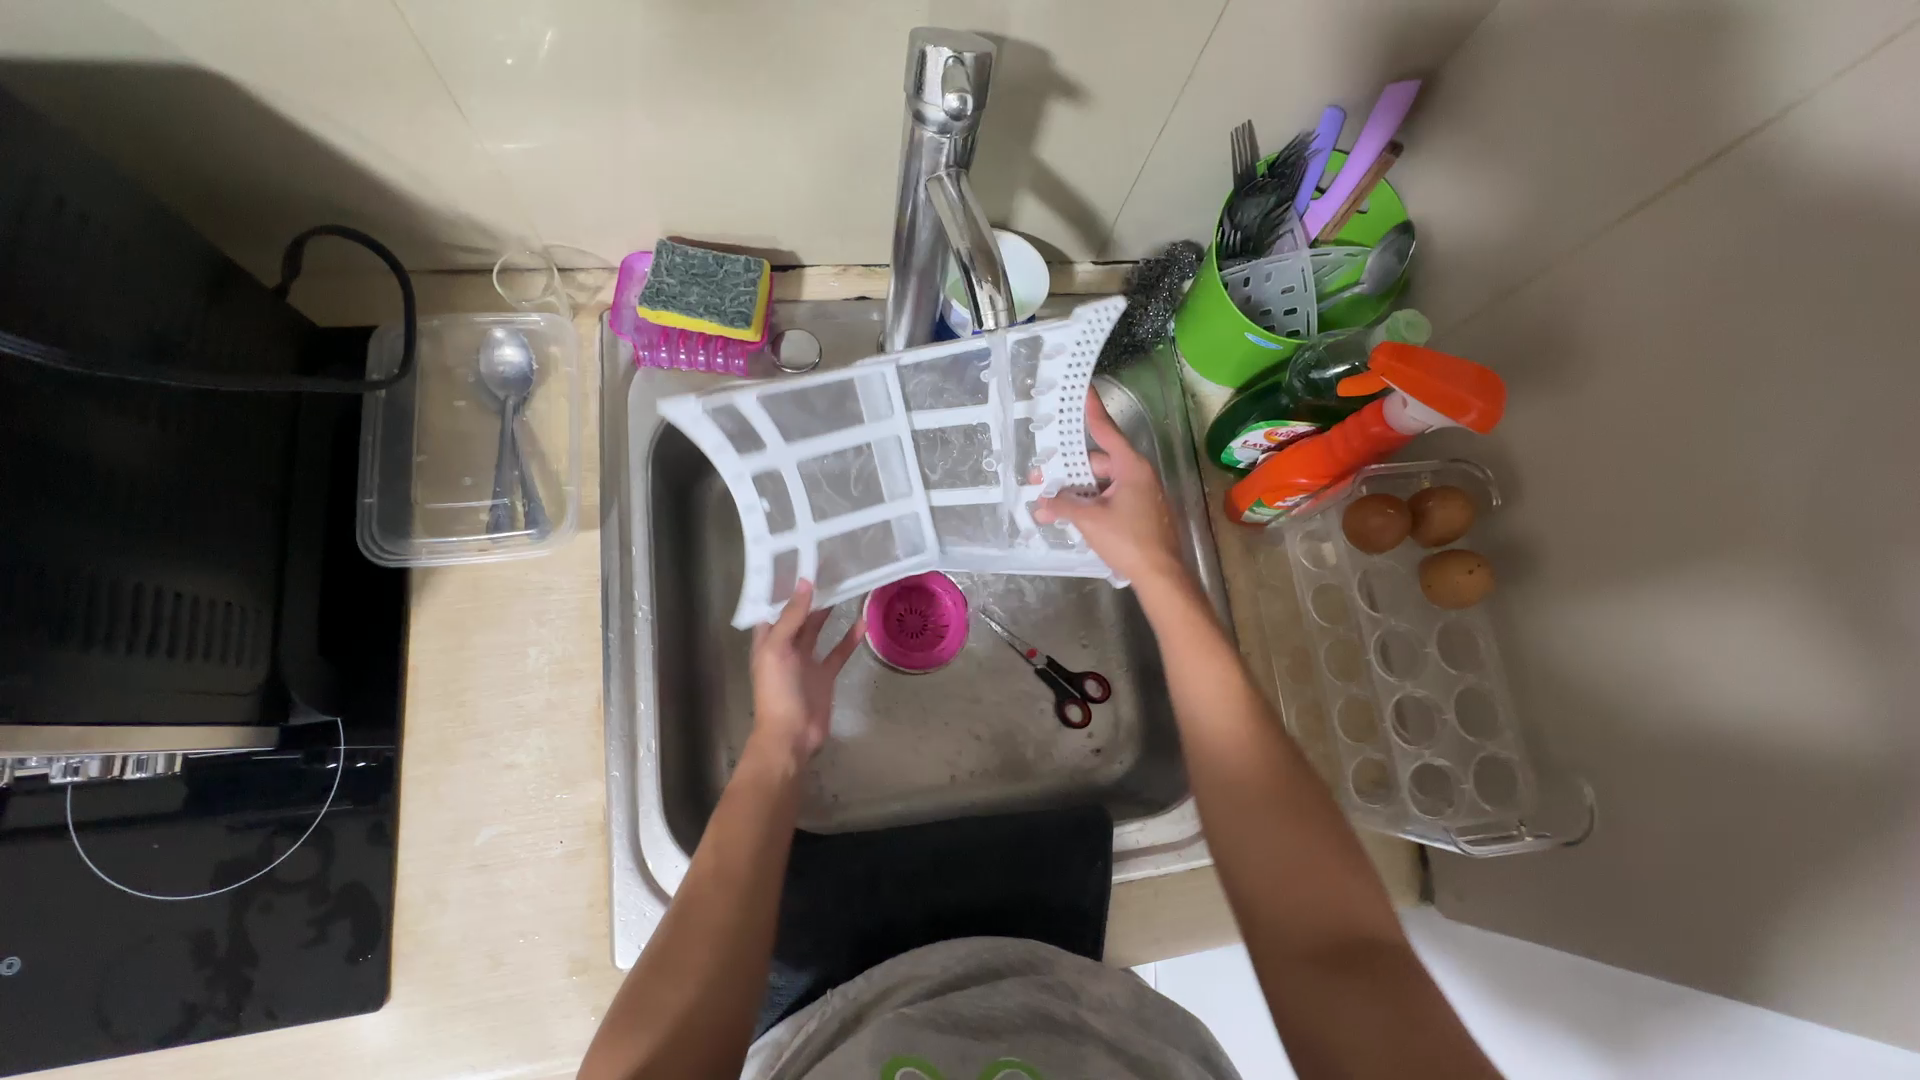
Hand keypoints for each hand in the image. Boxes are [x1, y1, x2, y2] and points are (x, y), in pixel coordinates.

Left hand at [749, 581, 864, 765]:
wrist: (792, 735)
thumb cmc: (777, 691)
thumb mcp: (779, 649)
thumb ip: (792, 616)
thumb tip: (805, 583)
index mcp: (767, 641)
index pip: (773, 608)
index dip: (783, 588)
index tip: (800, 563)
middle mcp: (785, 647)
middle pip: (798, 616)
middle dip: (810, 596)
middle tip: (829, 570)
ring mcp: (806, 662)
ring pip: (818, 630)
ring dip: (829, 613)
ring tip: (845, 589)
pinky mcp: (825, 675)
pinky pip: (838, 652)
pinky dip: (849, 638)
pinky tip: (863, 622)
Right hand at [1035, 389, 1190, 589]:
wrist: (1161, 576)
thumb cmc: (1128, 541)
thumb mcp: (1090, 520)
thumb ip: (1064, 505)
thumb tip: (1043, 500)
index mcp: (1131, 467)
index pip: (1106, 431)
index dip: (1091, 411)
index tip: (1081, 390)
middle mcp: (1138, 475)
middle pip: (1097, 463)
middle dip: (1067, 473)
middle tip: (1040, 480)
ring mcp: (1141, 495)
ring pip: (1101, 485)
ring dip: (1075, 495)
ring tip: (1047, 506)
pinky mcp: (1140, 514)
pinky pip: (1109, 500)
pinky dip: (1089, 505)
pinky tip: (1068, 518)